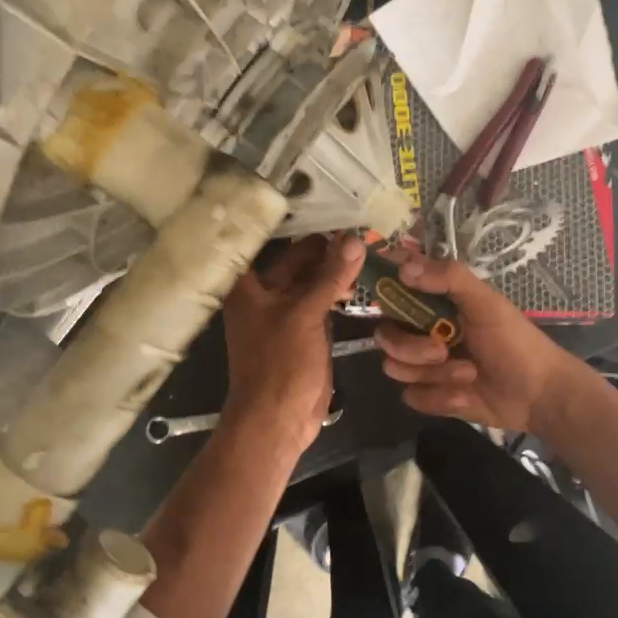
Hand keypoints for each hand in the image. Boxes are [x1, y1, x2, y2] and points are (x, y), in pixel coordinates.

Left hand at [220, 234, 364, 453]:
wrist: (277, 420)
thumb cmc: (279, 363)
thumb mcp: (305, 314)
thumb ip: (330, 276)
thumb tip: (355, 239)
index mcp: (248, 286)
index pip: (267, 240)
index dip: (292, 221)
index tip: (324, 197)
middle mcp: (263, 294)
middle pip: (295, 260)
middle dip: (324, 247)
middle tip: (359, 222)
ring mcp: (284, 314)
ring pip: (311, 282)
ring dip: (335, 269)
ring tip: (368, 243)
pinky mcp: (304, 332)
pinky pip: (322, 303)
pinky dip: (339, 292)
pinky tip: (364, 277)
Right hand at [374, 252, 589, 433]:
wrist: (539, 394)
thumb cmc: (515, 341)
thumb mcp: (486, 302)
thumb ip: (449, 278)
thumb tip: (404, 266)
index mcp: (436, 303)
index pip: (395, 286)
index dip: (383, 285)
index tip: (381, 292)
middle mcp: (425, 331)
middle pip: (386, 335)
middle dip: (410, 347)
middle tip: (441, 350)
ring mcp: (426, 365)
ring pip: (396, 368)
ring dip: (433, 374)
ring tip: (467, 374)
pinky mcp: (432, 396)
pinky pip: (412, 396)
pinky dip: (438, 397)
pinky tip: (465, 395)